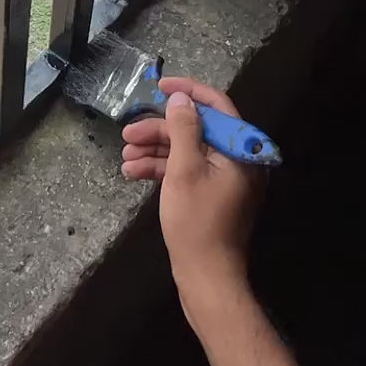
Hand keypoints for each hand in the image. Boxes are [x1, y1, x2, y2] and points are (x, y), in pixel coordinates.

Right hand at [121, 77, 262, 295]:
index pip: (217, 106)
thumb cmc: (197, 222)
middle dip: (160, 130)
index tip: (160, 87)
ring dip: (155, 151)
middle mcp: (238, 160)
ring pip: (187, 151)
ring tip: (125, 157)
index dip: (188, 92)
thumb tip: (181, 98)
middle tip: (128, 132)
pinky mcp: (211, 194)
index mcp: (241, 150)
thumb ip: (183, 128)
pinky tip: (133, 173)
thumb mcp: (184, 169)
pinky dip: (162, 169)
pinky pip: (187, 170)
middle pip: (196, 130)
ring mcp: (225, 179)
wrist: (207, 278)